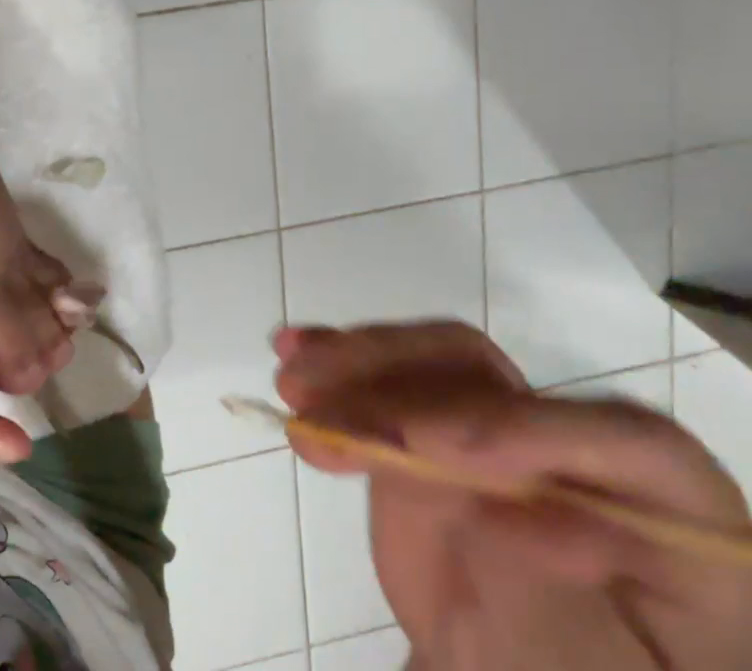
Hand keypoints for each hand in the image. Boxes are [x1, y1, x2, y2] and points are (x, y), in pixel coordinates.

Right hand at [276, 322, 751, 669]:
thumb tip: (517, 519)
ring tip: (292, 385)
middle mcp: (582, 454)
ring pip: (434, 363)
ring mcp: (497, 435)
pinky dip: (335, 364)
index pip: (630, 443)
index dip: (531, 428)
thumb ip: (554, 606)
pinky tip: (292, 356)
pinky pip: (386, 381)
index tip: (430, 443)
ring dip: (354, 362)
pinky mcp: (424, 432)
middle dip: (403, 383)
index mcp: (670, 518)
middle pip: (503, 383)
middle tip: (323, 407)